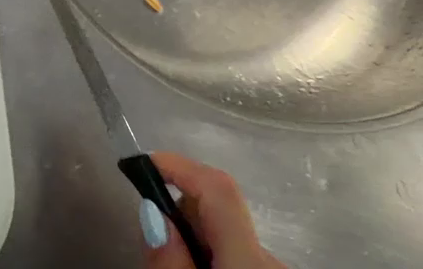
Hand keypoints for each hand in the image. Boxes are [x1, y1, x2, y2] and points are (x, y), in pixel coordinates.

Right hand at [142, 152, 287, 268]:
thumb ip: (171, 261)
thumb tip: (152, 210)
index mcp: (250, 258)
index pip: (217, 187)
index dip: (178, 165)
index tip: (142, 163)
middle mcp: (272, 256)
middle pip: (219, 209)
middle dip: (184, 212)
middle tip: (158, 239)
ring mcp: (280, 267)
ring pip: (229, 233)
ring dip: (199, 237)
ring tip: (180, 264)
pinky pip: (242, 252)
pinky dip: (217, 255)